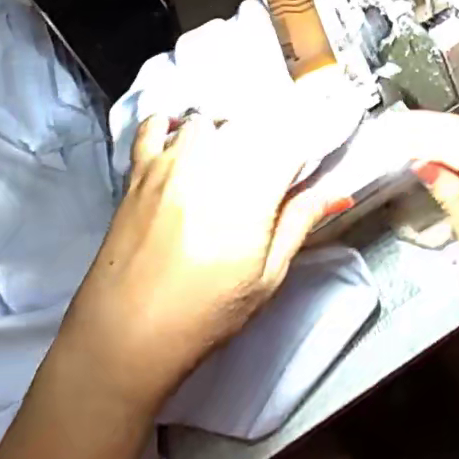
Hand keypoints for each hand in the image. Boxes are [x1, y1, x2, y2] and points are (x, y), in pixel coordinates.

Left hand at [57, 114, 351, 410]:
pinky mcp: (138, 172)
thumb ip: (298, 224)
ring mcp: (170, 165)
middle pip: (250, 126)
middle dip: (268, 140)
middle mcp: (210, 168)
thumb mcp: (265, 279)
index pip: (289, 145)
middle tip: (266, 171)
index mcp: (248, 196)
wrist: (123, 339)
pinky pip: (155, 127)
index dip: (303, 149)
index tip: (303, 166)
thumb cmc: (203, 316)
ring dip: (224, 130)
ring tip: (227, 156)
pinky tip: (180, 138)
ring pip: (208, 120)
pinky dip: (171, 124)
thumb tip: (335, 192)